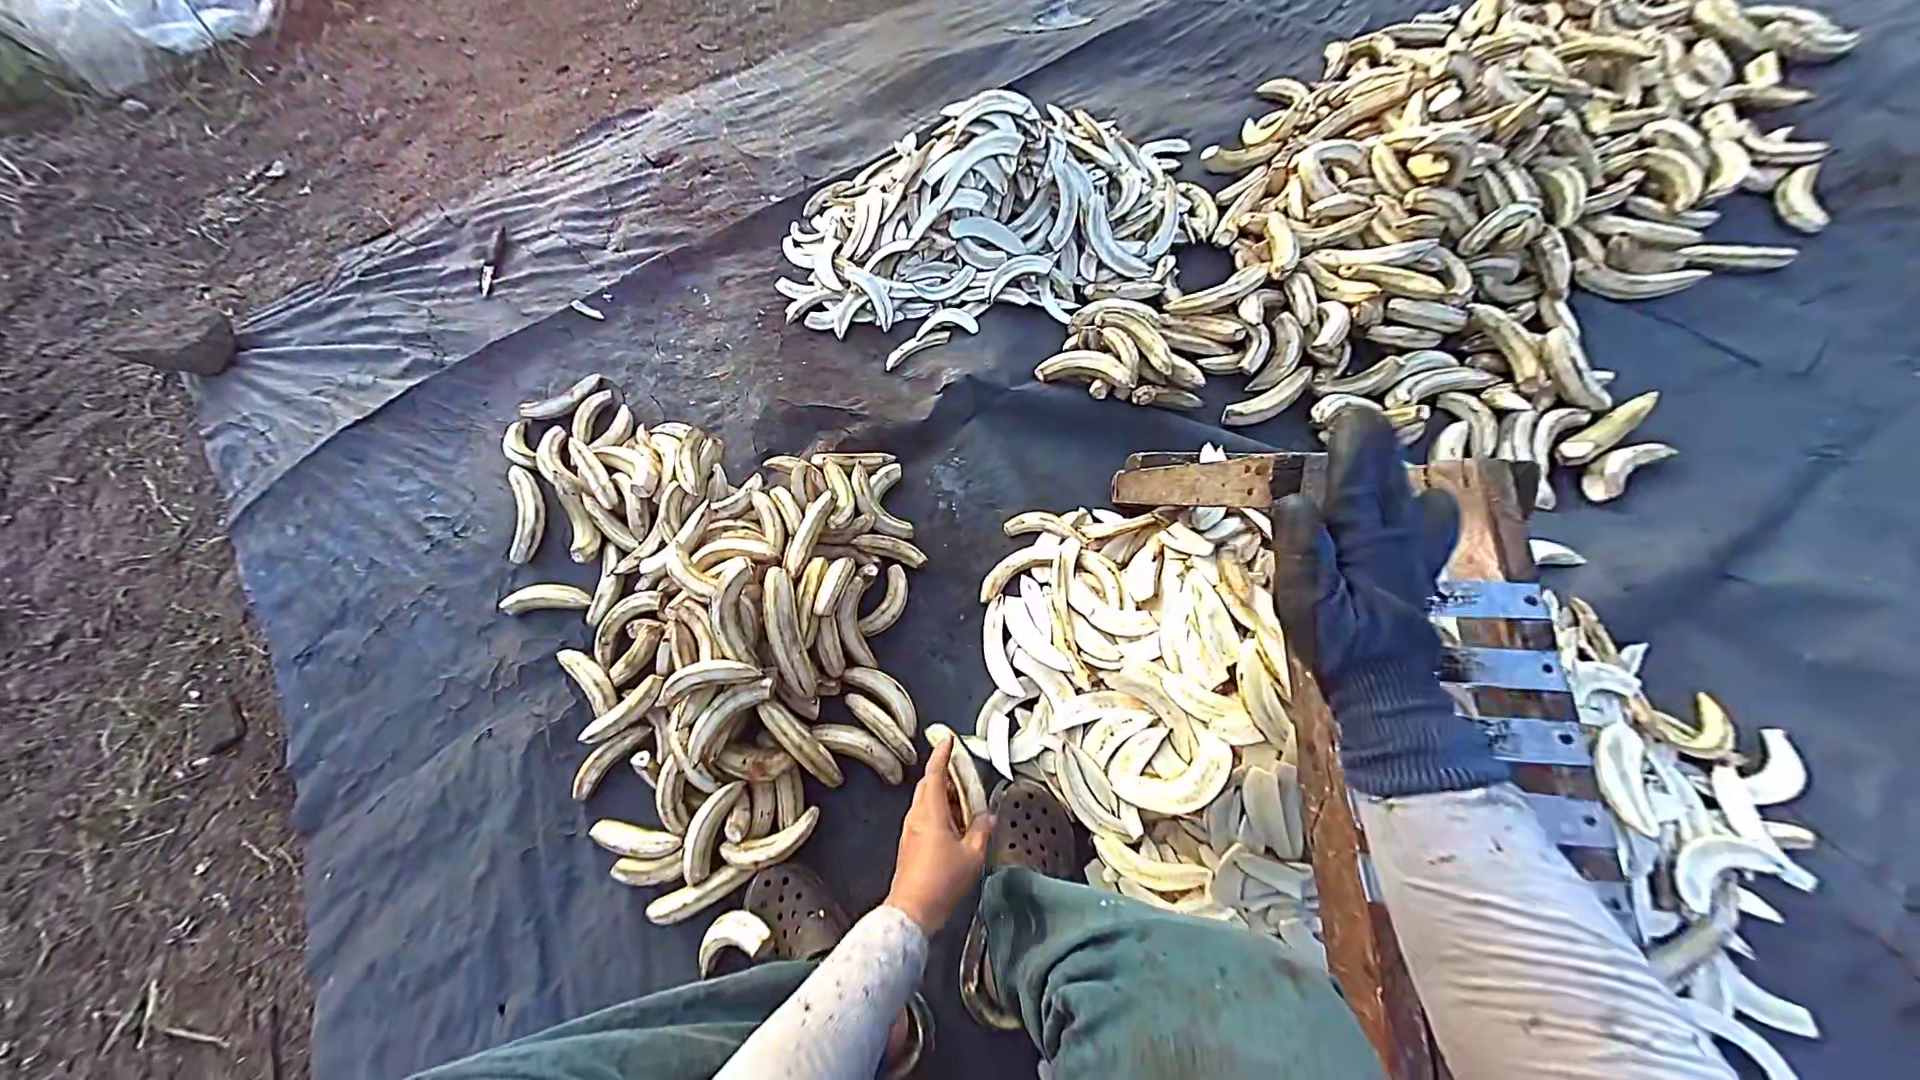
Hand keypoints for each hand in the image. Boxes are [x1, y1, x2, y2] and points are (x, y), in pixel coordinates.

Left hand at [884, 736, 993, 933]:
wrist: (912, 911)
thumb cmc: (939, 884)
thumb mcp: (972, 855)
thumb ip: (981, 831)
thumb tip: (987, 817)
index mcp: (931, 812)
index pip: (935, 772)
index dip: (942, 753)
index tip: (948, 740)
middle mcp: (917, 816)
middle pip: (929, 784)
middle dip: (946, 775)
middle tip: (965, 777)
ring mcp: (910, 830)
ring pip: (926, 800)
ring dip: (944, 796)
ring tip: (965, 805)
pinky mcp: (909, 843)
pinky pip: (924, 816)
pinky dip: (939, 812)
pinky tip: (954, 826)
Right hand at [1270, 410, 1506, 796]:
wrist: (1388, 690)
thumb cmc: (1338, 648)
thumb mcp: (1303, 604)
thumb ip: (1301, 550)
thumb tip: (1292, 500)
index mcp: (1365, 538)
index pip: (1362, 473)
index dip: (1355, 437)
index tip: (1345, 411)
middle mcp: (1399, 536)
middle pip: (1393, 474)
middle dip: (1374, 444)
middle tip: (1354, 424)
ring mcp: (1417, 553)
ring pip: (1419, 495)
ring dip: (1398, 473)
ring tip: (1376, 461)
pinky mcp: (1421, 572)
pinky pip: (1431, 524)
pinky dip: (1420, 504)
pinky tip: (1411, 506)